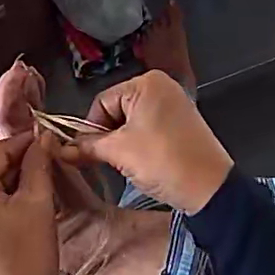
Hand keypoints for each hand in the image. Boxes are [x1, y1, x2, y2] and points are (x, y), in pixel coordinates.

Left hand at [0, 134, 59, 274]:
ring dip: (19, 185)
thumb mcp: (36, 206)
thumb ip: (38, 166)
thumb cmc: (23, 262)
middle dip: (23, 165)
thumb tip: (42, 140)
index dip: (27, 142)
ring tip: (48, 183)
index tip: (50, 136)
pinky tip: (32, 206)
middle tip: (54, 161)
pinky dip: (10, 204)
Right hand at [79, 70, 232, 212]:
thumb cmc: (163, 161)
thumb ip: (87, 146)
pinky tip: (145, 162)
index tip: (90, 152)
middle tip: (111, 160)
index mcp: (146, 83)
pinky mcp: (182, 122)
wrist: (212, 191)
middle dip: (109, 136)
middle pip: (116, 110)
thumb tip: (62, 149)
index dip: (91, 129)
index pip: (102, 102)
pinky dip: (141, 143)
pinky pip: (149, 127)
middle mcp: (161, 86)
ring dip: (123, 142)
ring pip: (131, 121)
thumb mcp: (119, 152)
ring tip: (129, 163)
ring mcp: (174, 103)